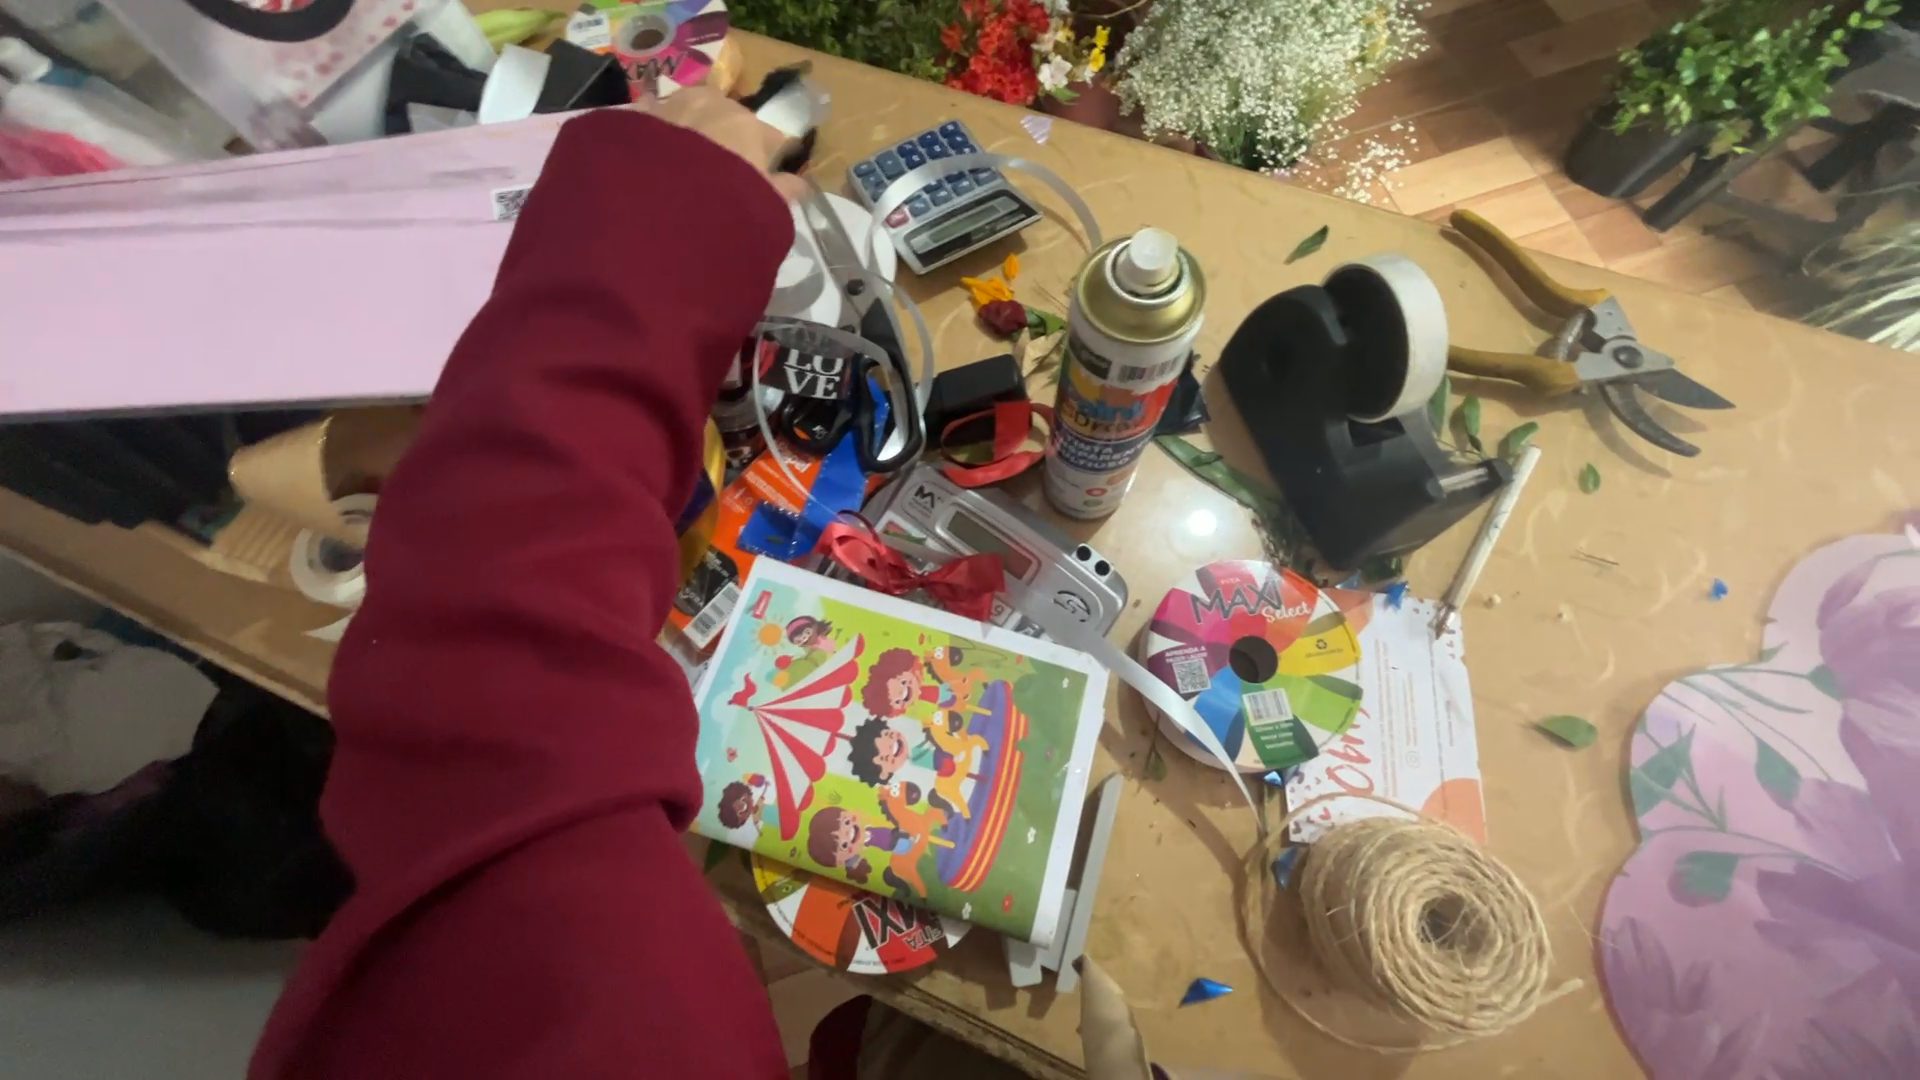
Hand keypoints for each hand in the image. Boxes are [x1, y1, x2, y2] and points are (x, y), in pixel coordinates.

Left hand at [640, 87, 808, 202]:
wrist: (659, 208)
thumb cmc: (727, 207)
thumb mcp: (767, 208)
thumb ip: (787, 192)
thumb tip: (803, 184)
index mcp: (749, 125)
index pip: (773, 137)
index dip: (774, 157)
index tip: (772, 175)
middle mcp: (711, 104)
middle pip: (729, 120)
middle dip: (730, 140)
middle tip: (725, 174)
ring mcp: (671, 105)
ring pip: (691, 114)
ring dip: (693, 132)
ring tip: (687, 166)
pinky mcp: (634, 116)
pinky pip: (651, 120)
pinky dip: (656, 134)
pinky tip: (653, 157)